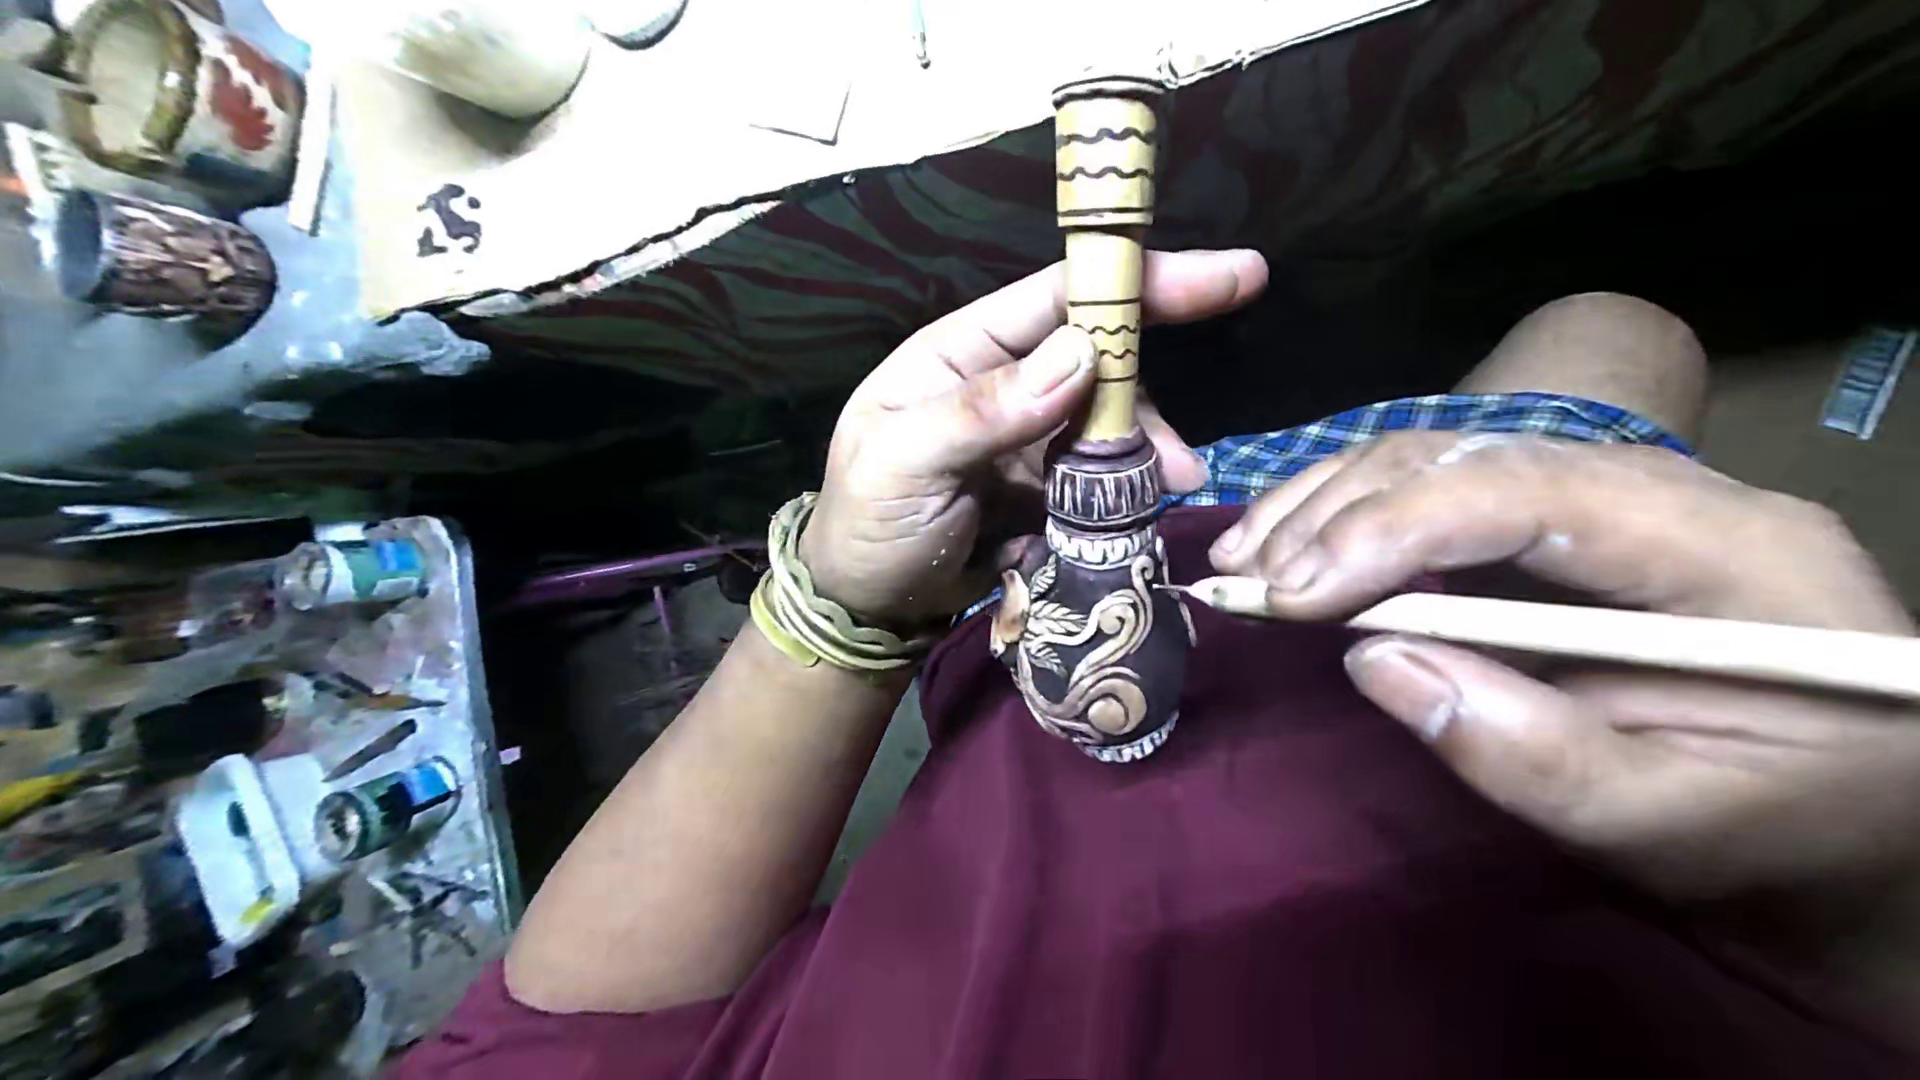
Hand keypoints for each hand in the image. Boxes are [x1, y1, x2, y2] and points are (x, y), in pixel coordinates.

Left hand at [800, 249, 1267, 626]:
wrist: (869, 602)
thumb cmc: (867, 524)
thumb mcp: (902, 463)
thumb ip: (981, 410)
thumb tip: (1080, 356)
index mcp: (959, 353)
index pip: (1056, 298)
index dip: (1137, 281)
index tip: (1229, 276)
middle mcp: (1001, 382)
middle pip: (1096, 361)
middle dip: (1145, 397)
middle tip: (1184, 454)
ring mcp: (1025, 435)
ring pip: (1106, 421)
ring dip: (1144, 450)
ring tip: (1170, 488)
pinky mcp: (1040, 483)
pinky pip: (1098, 471)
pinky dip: (1126, 485)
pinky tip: (1143, 507)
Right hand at [1210, 431, 1918, 904]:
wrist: (1809, 817)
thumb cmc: (1760, 831)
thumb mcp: (1663, 824)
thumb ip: (1529, 752)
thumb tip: (1373, 660)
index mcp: (1724, 550)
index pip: (1526, 492)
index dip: (1390, 531)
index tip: (1290, 595)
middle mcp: (1648, 490)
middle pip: (1456, 458)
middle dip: (1333, 518)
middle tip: (1247, 584)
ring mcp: (1577, 494)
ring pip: (1418, 459)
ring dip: (1313, 506)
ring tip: (1238, 562)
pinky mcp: (1522, 519)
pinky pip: (1408, 489)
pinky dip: (1327, 512)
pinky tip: (1274, 544)